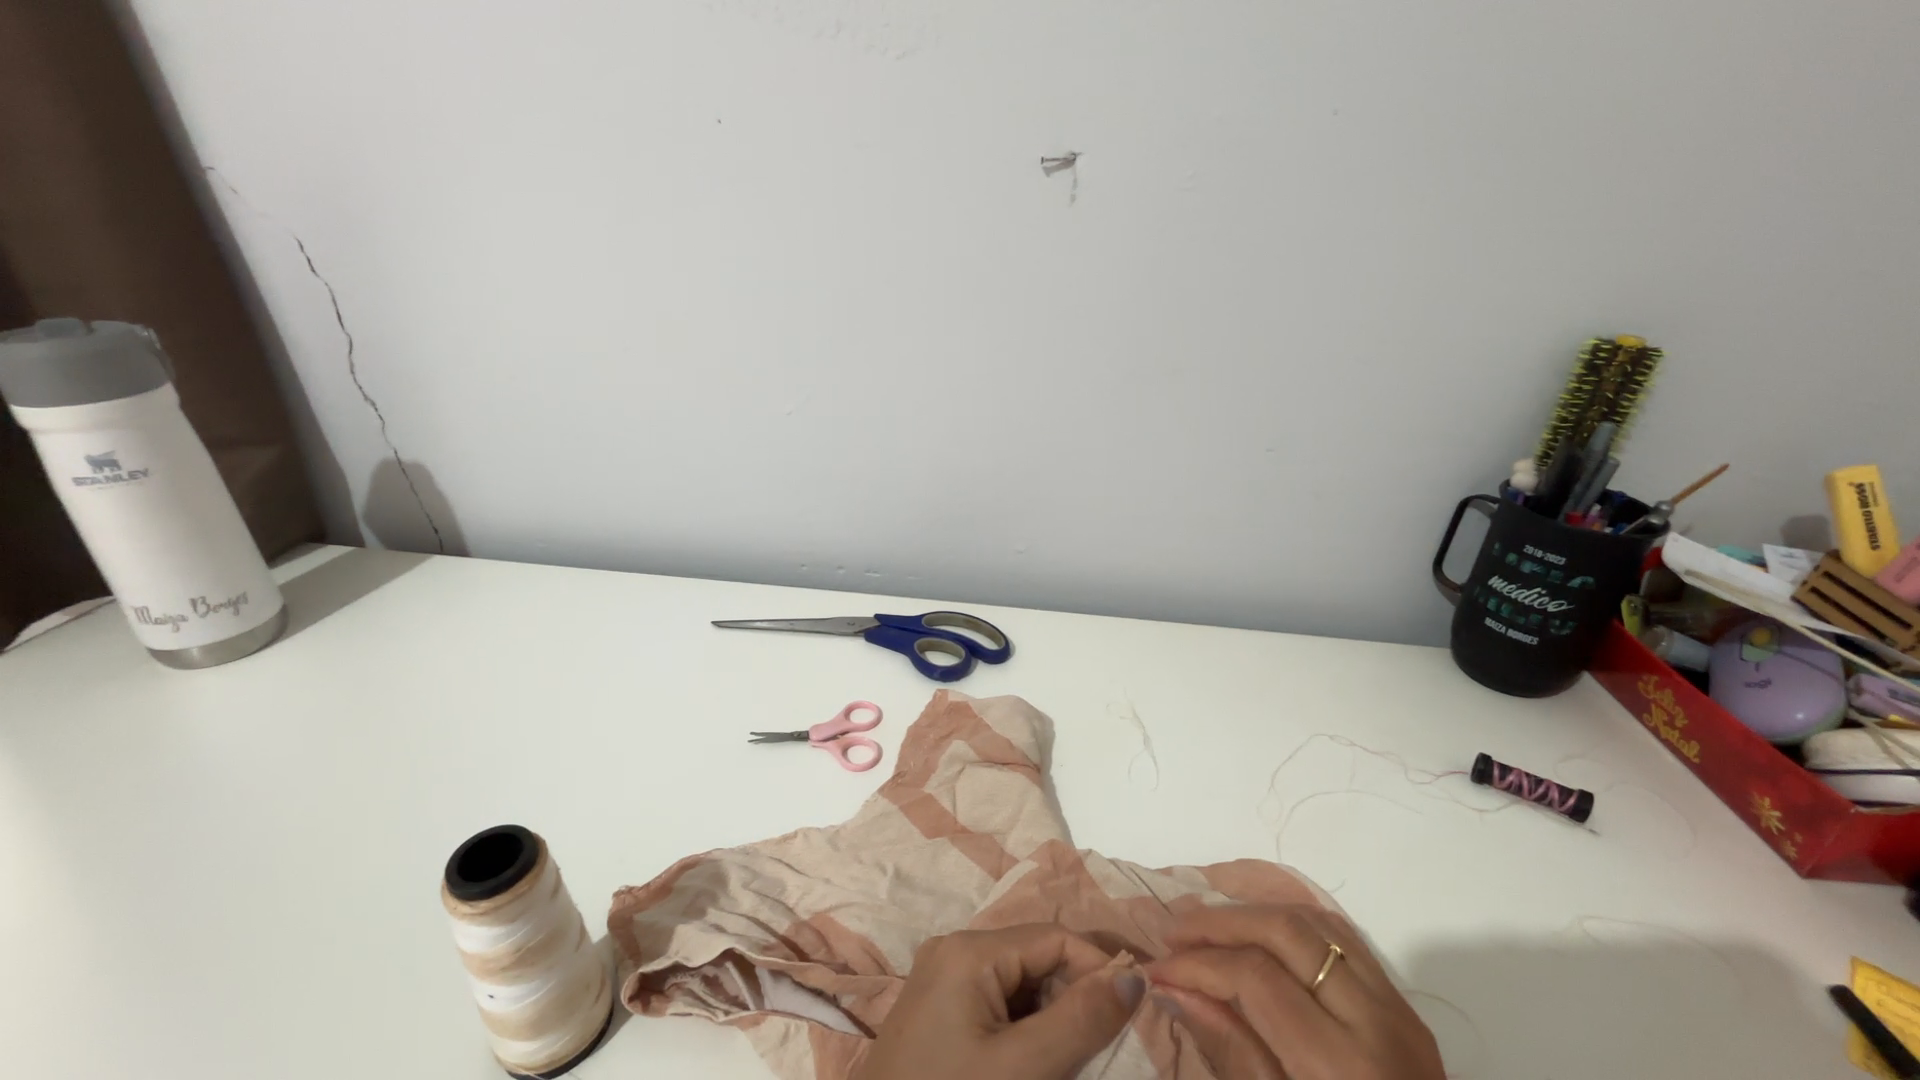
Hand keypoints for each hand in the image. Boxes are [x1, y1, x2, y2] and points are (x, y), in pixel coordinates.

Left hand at [852, 924, 1145, 1079]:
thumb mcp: (1022, 1066)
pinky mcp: (939, 1011)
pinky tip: (1036, 1065)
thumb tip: (1134, 975)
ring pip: (1022, 985)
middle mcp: (954, 951)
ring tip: (1067, 1062)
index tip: (1134, 1013)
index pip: (1055, 937)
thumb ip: (1081, 1019)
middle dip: (1074, 999)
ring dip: (1053, 1019)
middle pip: (1038, 959)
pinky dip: (1026, 1030)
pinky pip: (999, 1005)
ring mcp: (943, 981)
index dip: (1098, 970)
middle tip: (1099, 1050)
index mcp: (970, 950)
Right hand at [1147, 904, 1443, 1079]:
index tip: (1157, 969)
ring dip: (1255, 915)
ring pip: (1317, 922)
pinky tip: (1260, 934)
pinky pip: (1343, 938)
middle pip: (1287, 931)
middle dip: (1220, 923)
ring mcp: (1396, 1008)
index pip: (1256, 977)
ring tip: (1209, 928)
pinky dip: (1293, 924)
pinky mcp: (1403, 1006)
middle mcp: (1375, 1022)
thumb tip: (1170, 987)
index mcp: (1341, 1065)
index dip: (1197, 964)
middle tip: (1174, 933)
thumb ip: (1229, 1048)